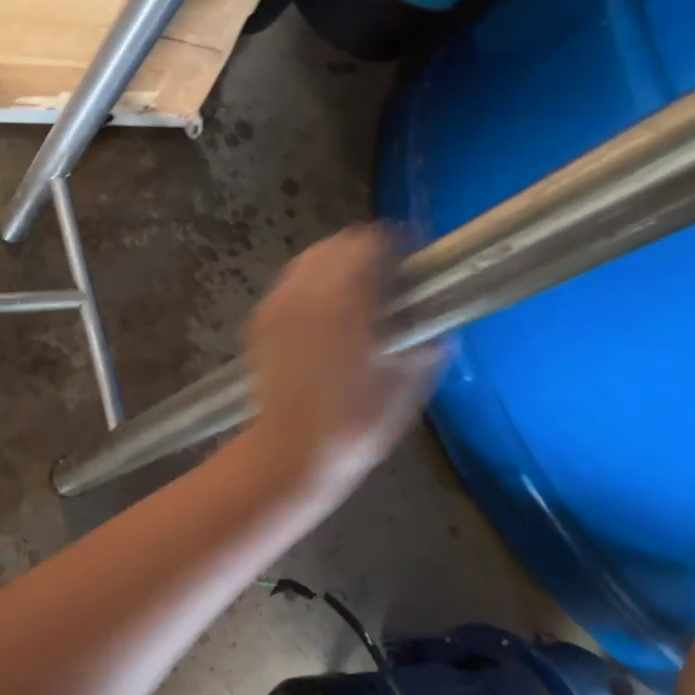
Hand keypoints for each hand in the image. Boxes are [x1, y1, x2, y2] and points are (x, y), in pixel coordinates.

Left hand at [242, 224, 442, 489]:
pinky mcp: (259, 319)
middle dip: (364, 253)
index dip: (396, 246)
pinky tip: (325, 314)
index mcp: (344, 300)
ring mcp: (277, 303)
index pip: (369, 244)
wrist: (290, 451)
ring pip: (309, 260)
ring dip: (335, 265)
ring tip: (356, 294)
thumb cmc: (354, 423)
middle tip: (387, 278)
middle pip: (337, 244)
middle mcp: (306, 291)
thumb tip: (434, 330)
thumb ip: (423, 347)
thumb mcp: (404, 387)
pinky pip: (289, 283)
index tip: (413, 263)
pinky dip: (310, 285)